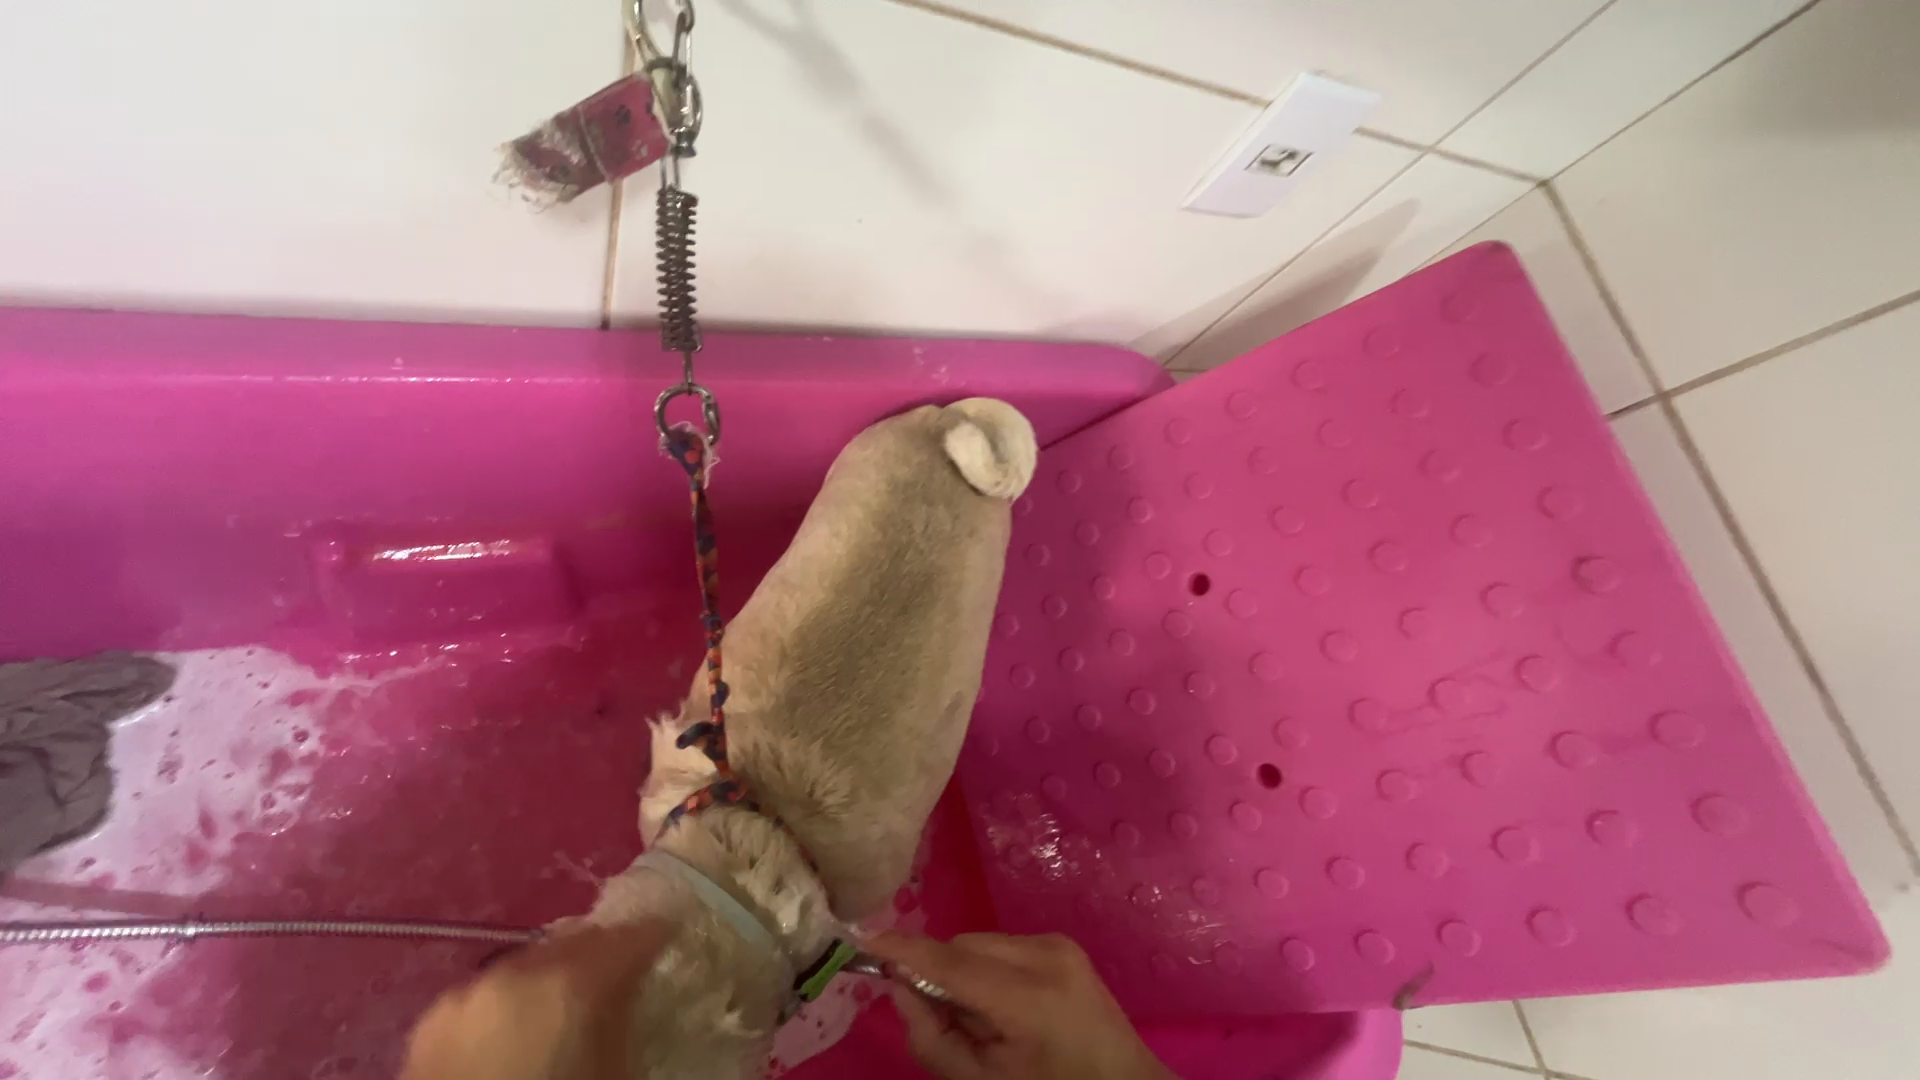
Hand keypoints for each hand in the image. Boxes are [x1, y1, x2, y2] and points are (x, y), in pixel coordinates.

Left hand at [399, 921, 668, 1079]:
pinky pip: (491, 989)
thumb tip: (631, 984)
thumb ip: (623, 1016)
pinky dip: (511, 999)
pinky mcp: (433, 1017)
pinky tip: (517, 1028)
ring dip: (555, 973)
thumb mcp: (613, 1070)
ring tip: (565, 1005)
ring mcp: (472, 989)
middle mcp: (522, 970)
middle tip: (621, 974)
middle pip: (582, 940)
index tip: (670, 936)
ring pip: (535, 961)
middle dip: (604, 952)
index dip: (657, 934)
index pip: (637, 934)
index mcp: (574, 982)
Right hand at [864, 931, 1174, 1079]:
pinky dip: (987, 967)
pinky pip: (1002, 944)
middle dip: (939, 973)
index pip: (952, 963)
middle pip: (962, 945)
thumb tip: (899, 986)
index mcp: (1031, 998)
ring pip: (979, 941)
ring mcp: (1057, 943)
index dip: (905, 949)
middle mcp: (1045, 954)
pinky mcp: (1061, 940)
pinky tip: (1004, 1005)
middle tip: (944, 1021)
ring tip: (983, 1019)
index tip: (865, 941)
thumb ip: (935, 1040)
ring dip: (963, 970)